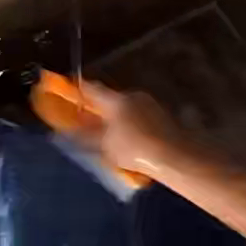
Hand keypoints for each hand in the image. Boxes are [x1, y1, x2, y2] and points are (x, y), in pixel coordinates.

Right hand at [78, 82, 202, 178]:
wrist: (175, 157)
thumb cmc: (134, 150)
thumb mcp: (105, 146)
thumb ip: (86, 136)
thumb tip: (72, 130)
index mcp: (116, 100)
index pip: (92, 88)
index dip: (79, 89)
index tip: (70, 91)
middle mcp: (133, 96)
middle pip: (111, 98)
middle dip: (101, 109)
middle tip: (92, 122)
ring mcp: (151, 104)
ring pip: (127, 107)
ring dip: (118, 118)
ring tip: (114, 137)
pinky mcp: (164, 114)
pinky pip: (140, 116)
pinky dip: (133, 124)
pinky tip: (134, 141)